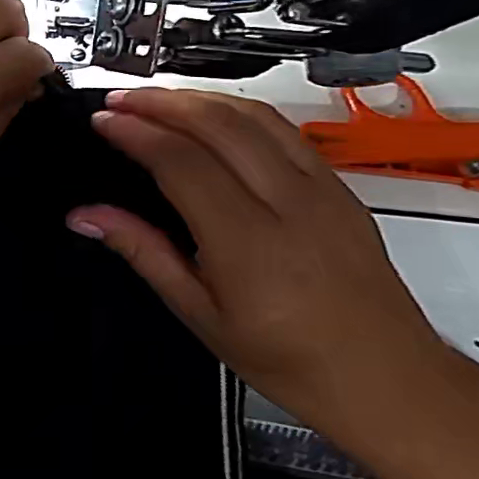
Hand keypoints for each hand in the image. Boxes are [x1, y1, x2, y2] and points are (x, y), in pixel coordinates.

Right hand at [66, 88, 464, 438]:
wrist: (388, 380)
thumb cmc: (297, 360)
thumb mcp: (200, 314)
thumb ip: (142, 251)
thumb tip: (91, 218)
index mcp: (250, 246)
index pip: (181, 161)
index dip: (135, 132)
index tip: (105, 122)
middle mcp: (291, 207)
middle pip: (216, 122)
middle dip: (158, 101)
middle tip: (120, 101)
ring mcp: (322, 190)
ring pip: (251, 114)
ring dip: (196, 97)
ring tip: (156, 100)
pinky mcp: (338, 186)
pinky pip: (281, 127)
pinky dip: (234, 109)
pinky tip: (211, 114)